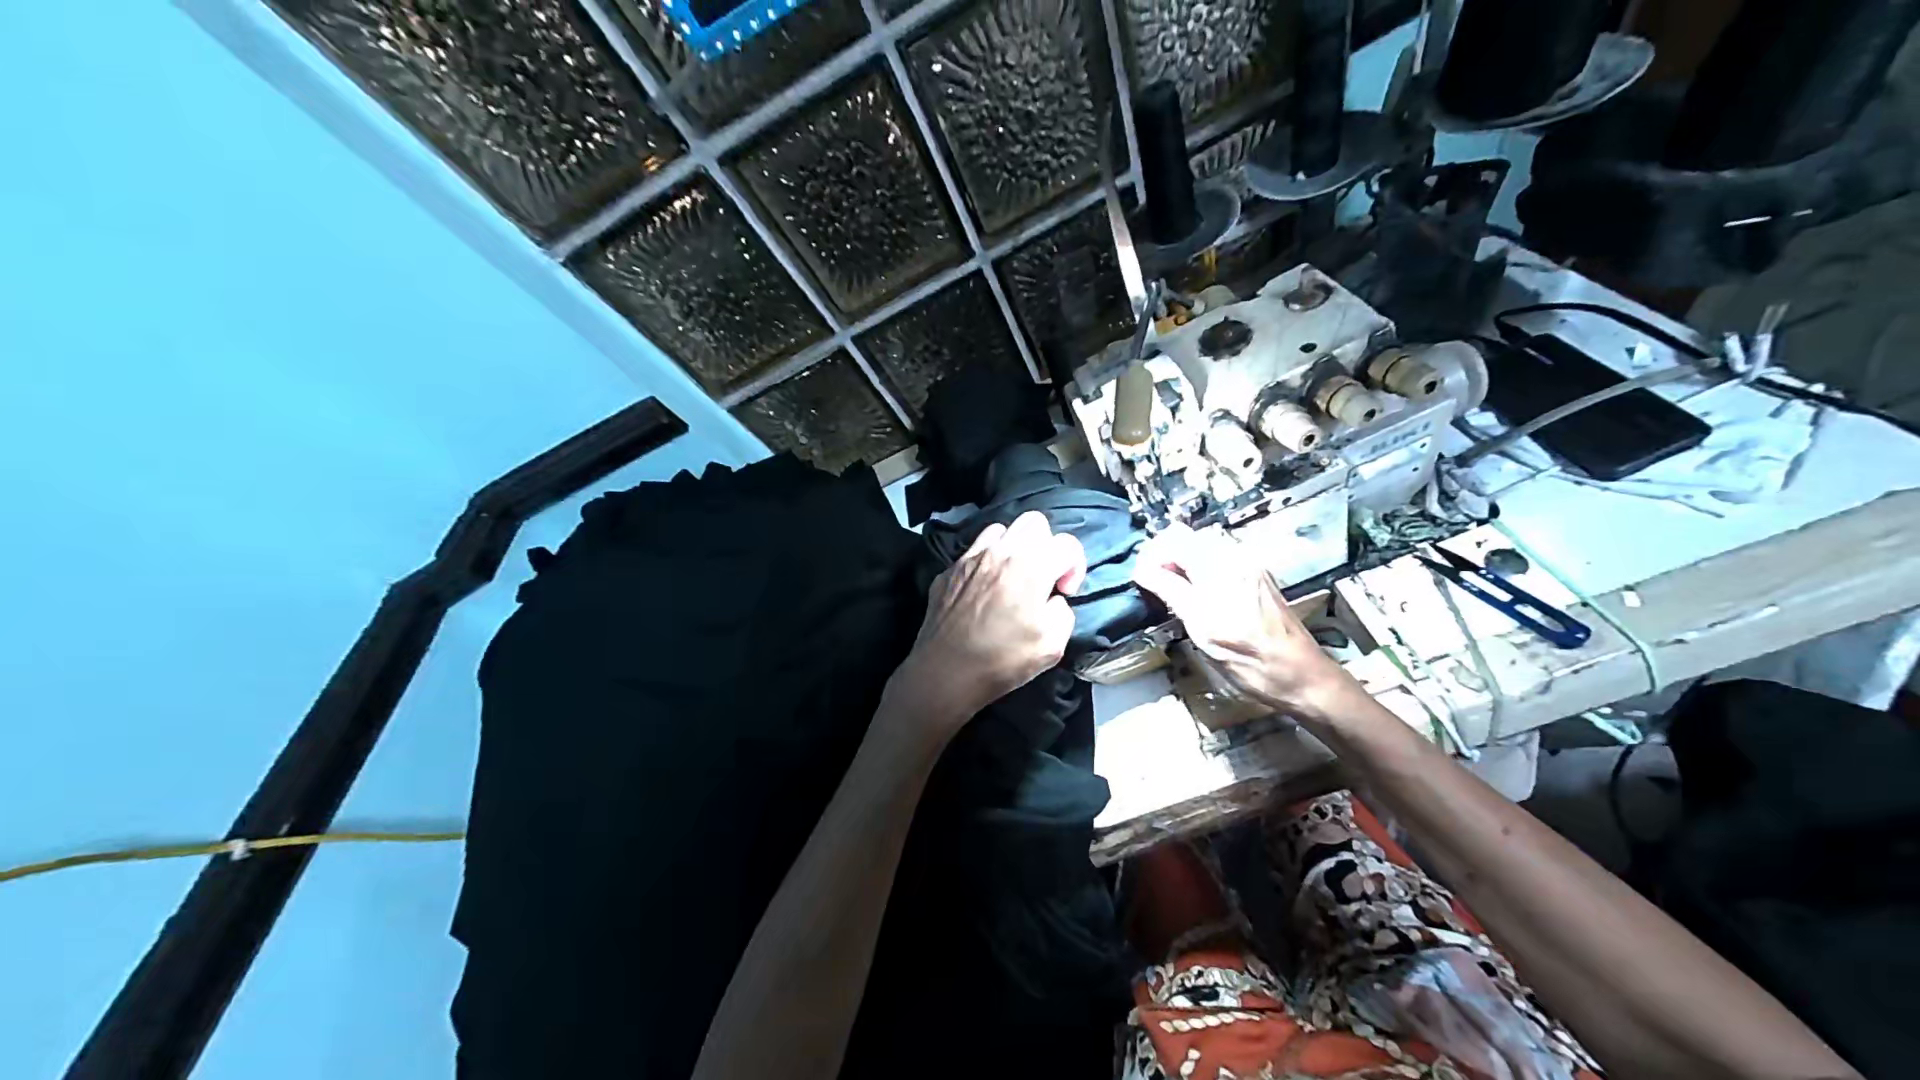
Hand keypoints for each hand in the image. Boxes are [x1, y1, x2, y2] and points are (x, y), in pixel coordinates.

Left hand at [885, 511, 1086, 737]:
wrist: (945, 672)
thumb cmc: (1002, 660)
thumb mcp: (1052, 645)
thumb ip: (1062, 613)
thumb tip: (1053, 601)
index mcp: (1030, 566)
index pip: (1066, 544)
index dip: (1075, 566)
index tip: (1064, 592)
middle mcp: (999, 552)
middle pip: (1034, 522)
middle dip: (1046, 545)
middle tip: (1042, 577)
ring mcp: (969, 559)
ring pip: (1000, 530)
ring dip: (1014, 548)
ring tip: (1013, 577)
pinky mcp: (948, 572)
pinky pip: (973, 551)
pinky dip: (986, 562)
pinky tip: (984, 590)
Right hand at [1130, 525, 1357, 722]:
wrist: (1302, 677)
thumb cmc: (1249, 658)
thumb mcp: (1201, 626)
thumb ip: (1170, 591)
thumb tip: (1142, 569)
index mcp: (1221, 564)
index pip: (1174, 538)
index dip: (1152, 555)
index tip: (1141, 579)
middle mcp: (1237, 556)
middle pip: (1188, 539)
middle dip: (1166, 558)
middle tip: (1153, 587)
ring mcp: (1250, 567)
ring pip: (1202, 551)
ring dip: (1182, 567)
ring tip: (1172, 596)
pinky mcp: (1257, 580)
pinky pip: (1218, 564)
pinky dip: (1200, 575)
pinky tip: (1197, 600)